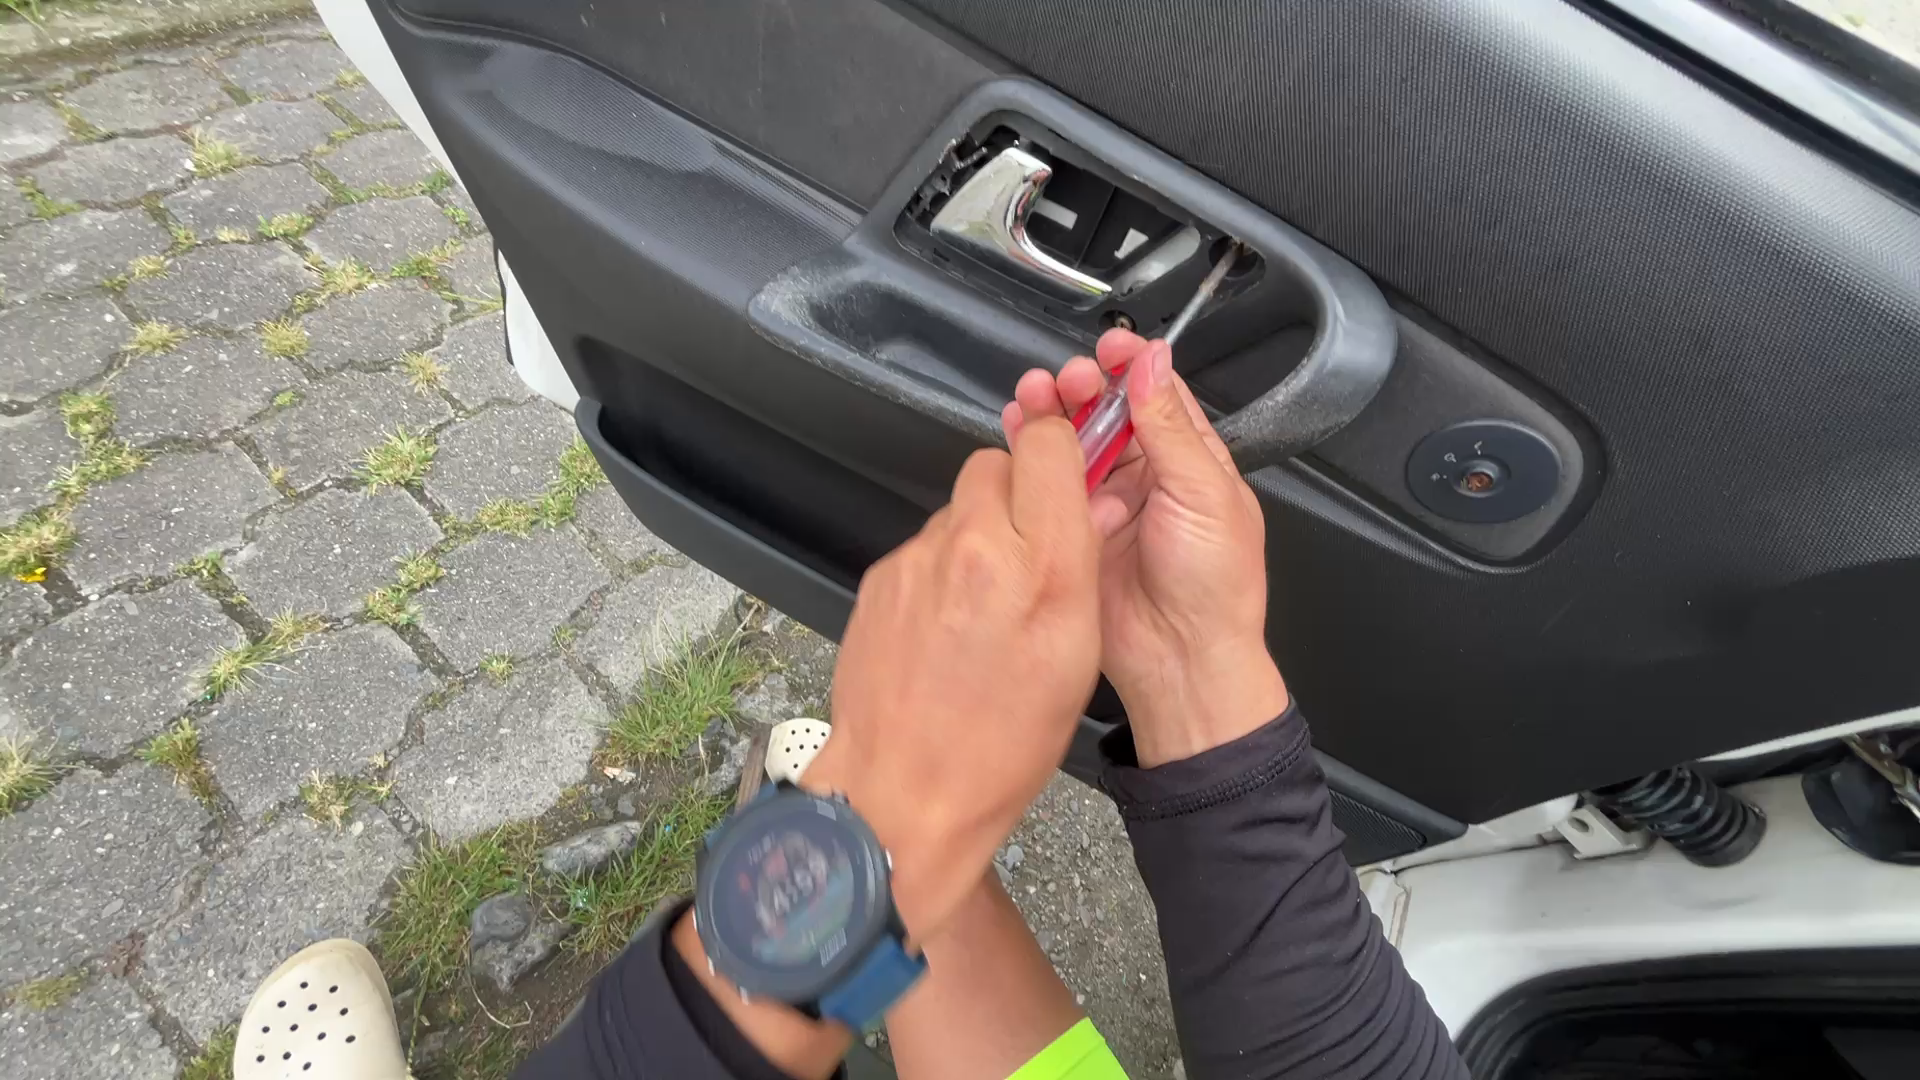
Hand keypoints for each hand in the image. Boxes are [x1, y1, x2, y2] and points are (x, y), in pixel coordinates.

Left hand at [802, 415, 1101, 945]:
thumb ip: (1080, 563)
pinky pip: (923, 545)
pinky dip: (940, 565)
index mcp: (1040, 569)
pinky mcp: (879, 576)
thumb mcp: (1076, 654)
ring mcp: (916, 560)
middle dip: (1015, 489)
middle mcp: (973, 548)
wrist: (902, 791)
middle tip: (1024, 544)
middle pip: (994, 462)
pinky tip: (944, 620)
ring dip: (976, 532)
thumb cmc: (1004, 741)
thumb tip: (1087, 505)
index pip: (1046, 445)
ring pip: (956, 506)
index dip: (1058, 447)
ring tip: (981, 601)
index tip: (1063, 469)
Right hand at [1001, 329, 1287, 766]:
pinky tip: (1017, 431)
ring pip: (1074, 442)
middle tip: (1067, 380)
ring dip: (1053, 413)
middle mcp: (1147, 475)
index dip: (1135, 365)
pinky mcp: (1073, 526)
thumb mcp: (1202, 494)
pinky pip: (1049, 482)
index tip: (1111, 345)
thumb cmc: (1213, 582)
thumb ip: (1170, 428)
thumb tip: (1153, 362)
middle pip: (1109, 413)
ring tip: (1033, 395)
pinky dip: (1031, 454)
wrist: (1178, 658)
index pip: (1160, 395)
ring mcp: (1106, 500)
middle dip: (1084, 388)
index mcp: (1191, 460)